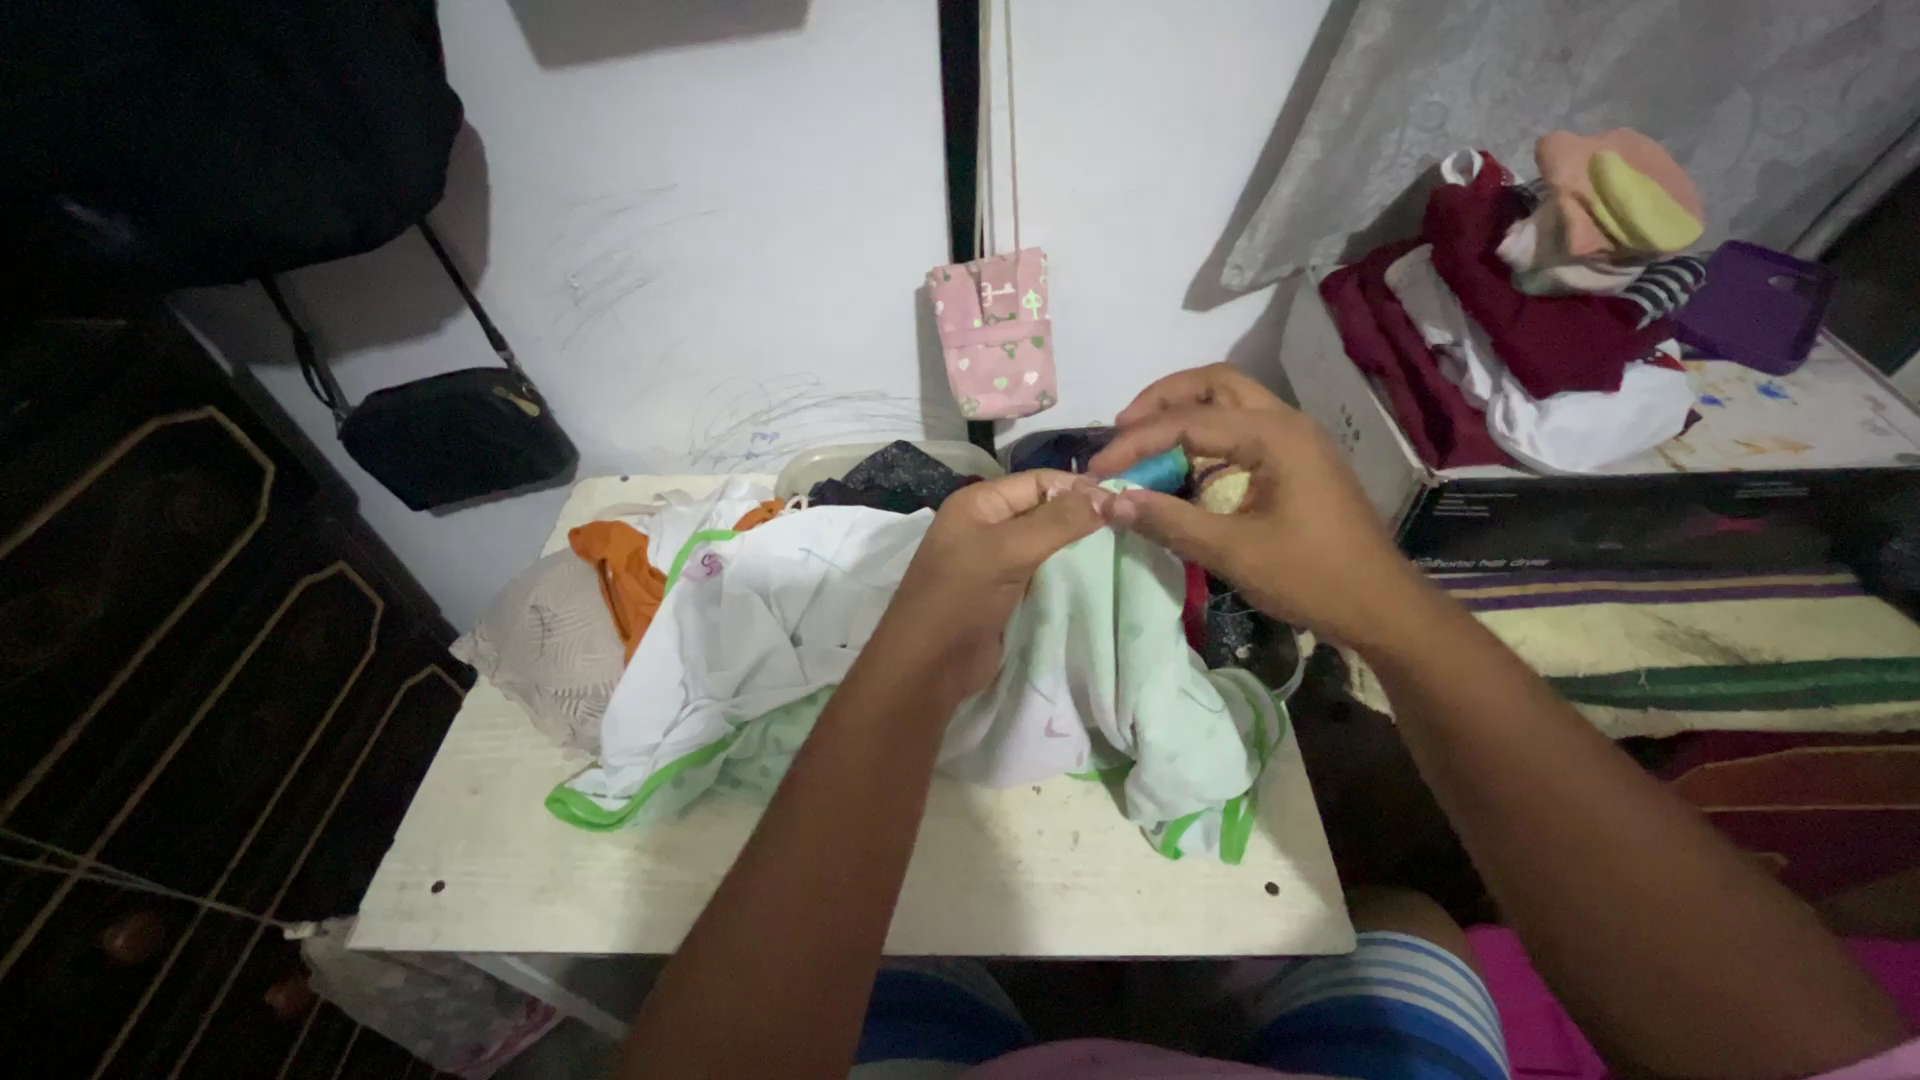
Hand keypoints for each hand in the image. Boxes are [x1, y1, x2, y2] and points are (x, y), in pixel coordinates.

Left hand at [867, 470, 1106, 702]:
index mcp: (979, 503)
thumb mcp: (1009, 551)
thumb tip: (1108, 496)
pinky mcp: (1005, 592)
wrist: (930, 666)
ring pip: (1046, 542)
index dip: (1079, 488)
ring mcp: (995, 560)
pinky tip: (1096, 574)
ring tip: (1121, 547)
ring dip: (1077, 546)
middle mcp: (986, 525)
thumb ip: (1059, 522)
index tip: (1123, 503)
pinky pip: (1042, 571)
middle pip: (1044, 509)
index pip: (1039, 481)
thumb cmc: (962, 597)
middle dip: (1082, 516)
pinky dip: (1066, 571)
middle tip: (1128, 526)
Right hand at [1091, 364, 1435, 650]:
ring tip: (1143, 440)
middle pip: (1215, 385)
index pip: (1188, 421)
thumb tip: (1108, 500)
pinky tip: (1184, 465)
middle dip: (1162, 400)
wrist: (1381, 607)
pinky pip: (1244, 431)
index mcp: (1274, 436)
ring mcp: (1297, 441)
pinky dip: (1206, 437)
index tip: (1097, 470)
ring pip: (1231, 403)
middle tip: (1122, 428)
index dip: (1135, 443)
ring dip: (1185, 413)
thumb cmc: (1311, 577)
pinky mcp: (1299, 462)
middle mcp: (1287, 423)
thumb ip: (1167, 521)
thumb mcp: (1231, 551)